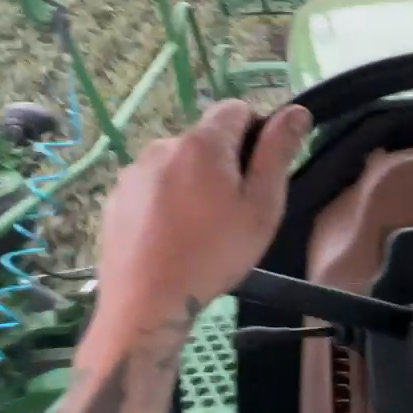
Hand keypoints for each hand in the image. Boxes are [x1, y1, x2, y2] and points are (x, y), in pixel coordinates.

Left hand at [93, 100, 310, 324]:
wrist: (146, 303)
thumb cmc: (215, 252)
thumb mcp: (262, 205)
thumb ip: (278, 151)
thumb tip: (296, 110)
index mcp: (203, 143)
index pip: (237, 109)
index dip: (258, 131)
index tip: (263, 171)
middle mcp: (163, 146)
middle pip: (208, 137)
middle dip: (227, 160)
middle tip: (238, 207)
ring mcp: (134, 172)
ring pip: (180, 162)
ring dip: (197, 179)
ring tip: (205, 225)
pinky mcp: (116, 198)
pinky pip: (154, 184)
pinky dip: (170, 198)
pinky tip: (175, 235)